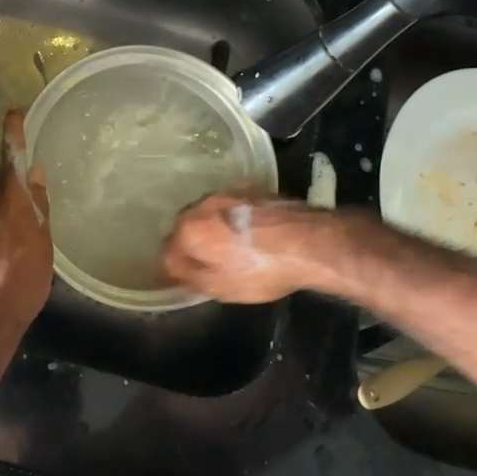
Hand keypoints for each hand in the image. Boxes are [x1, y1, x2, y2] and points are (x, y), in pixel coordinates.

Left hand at [0, 109, 53, 346]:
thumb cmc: (17, 280)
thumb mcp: (40, 244)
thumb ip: (39, 207)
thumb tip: (35, 170)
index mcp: (8, 201)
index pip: (12, 156)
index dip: (14, 132)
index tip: (14, 110)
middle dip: (4, 168)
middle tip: (19, 158)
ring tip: (12, 193)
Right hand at [163, 193, 358, 303]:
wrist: (308, 241)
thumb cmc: (260, 270)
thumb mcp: (219, 287)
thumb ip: (188, 275)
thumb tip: (170, 268)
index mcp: (188, 228)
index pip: (168, 250)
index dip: (177, 268)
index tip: (188, 280)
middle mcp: (202, 204)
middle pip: (188, 227)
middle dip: (194, 244)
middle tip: (212, 265)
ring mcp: (228, 192)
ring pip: (210, 214)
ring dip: (215, 230)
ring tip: (234, 249)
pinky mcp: (253, 188)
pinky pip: (233, 208)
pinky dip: (236, 220)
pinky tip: (253, 235)